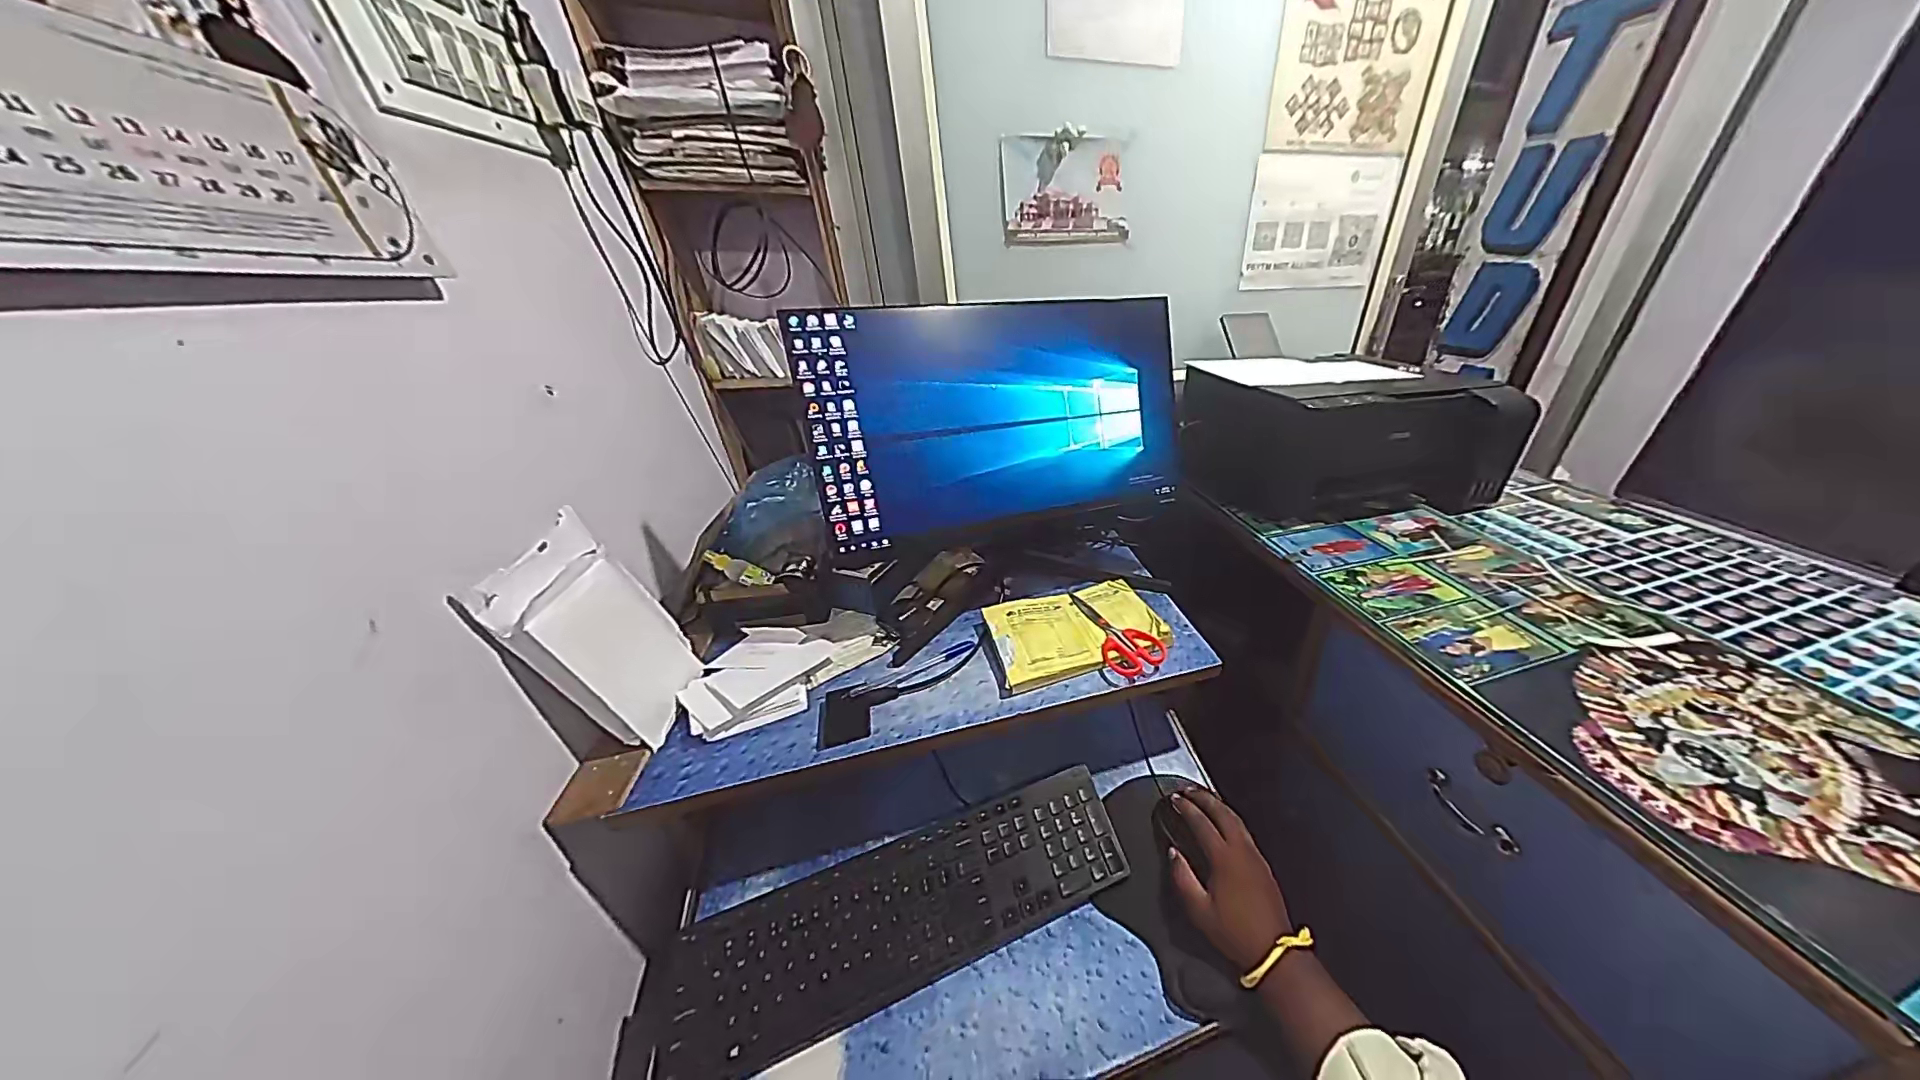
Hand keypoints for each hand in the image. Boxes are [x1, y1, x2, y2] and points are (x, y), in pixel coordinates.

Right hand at [1166, 788, 1292, 971]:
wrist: (1274, 952)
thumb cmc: (1234, 933)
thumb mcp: (1199, 910)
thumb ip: (1182, 877)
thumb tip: (1174, 854)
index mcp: (1224, 859)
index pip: (1202, 823)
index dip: (1186, 808)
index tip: (1174, 799)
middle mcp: (1242, 852)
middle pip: (1223, 813)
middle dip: (1204, 798)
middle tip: (1188, 790)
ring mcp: (1256, 857)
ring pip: (1237, 820)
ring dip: (1219, 805)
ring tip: (1205, 798)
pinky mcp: (1264, 865)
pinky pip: (1244, 831)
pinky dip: (1230, 818)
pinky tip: (1224, 822)